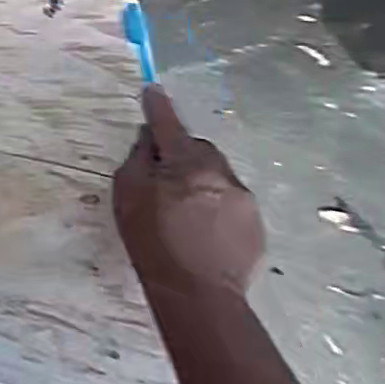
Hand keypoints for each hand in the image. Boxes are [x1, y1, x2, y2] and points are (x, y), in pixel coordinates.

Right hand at [113, 85, 264, 299]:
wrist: (197, 294)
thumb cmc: (151, 238)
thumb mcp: (128, 191)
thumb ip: (139, 158)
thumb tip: (150, 137)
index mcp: (188, 164)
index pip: (168, 124)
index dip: (157, 106)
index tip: (152, 89)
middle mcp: (221, 175)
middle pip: (198, 148)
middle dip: (181, 152)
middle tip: (162, 174)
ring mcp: (244, 201)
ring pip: (216, 173)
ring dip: (199, 178)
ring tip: (181, 205)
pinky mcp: (256, 225)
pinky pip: (230, 198)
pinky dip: (214, 201)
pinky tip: (199, 224)